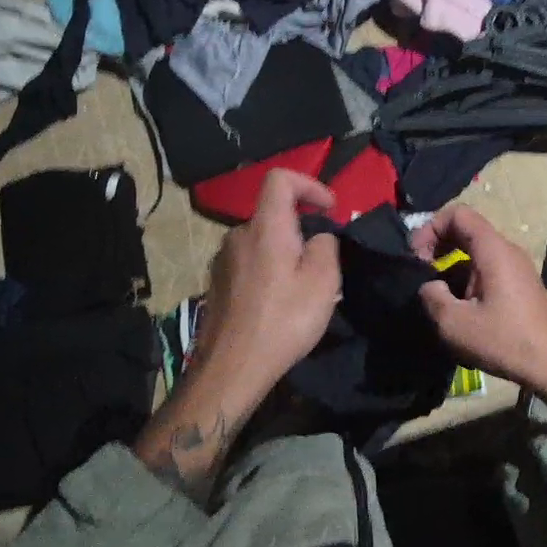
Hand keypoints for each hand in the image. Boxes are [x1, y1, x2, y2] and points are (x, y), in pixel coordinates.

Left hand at [191, 170, 341, 396]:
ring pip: (261, 242)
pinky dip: (267, 270)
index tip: (329, 208)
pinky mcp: (216, 283)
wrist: (231, 367)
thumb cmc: (283, 320)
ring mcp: (222, 259)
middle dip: (300, 229)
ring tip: (301, 288)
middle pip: (273, 215)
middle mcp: (238, 235)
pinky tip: (277, 303)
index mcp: (265, 227)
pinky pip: (249, 262)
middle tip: (322, 263)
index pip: (281, 179)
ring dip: (284, 253)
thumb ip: (326, 246)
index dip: (309, 184)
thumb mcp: (323, 282)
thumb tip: (319, 236)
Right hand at [410, 204, 546, 388]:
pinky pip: (487, 268)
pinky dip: (466, 278)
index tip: (416, 257)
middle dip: (438, 246)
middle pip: (466, 230)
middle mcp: (507, 250)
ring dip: (451, 266)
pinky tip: (459, 308)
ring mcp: (516, 267)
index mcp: (493, 250)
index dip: (431, 228)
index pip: (458, 214)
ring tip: (438, 296)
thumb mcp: (454, 323)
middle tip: (421, 273)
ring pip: (475, 252)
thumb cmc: (504, 340)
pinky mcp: (519, 285)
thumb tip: (429, 286)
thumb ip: (431, 296)